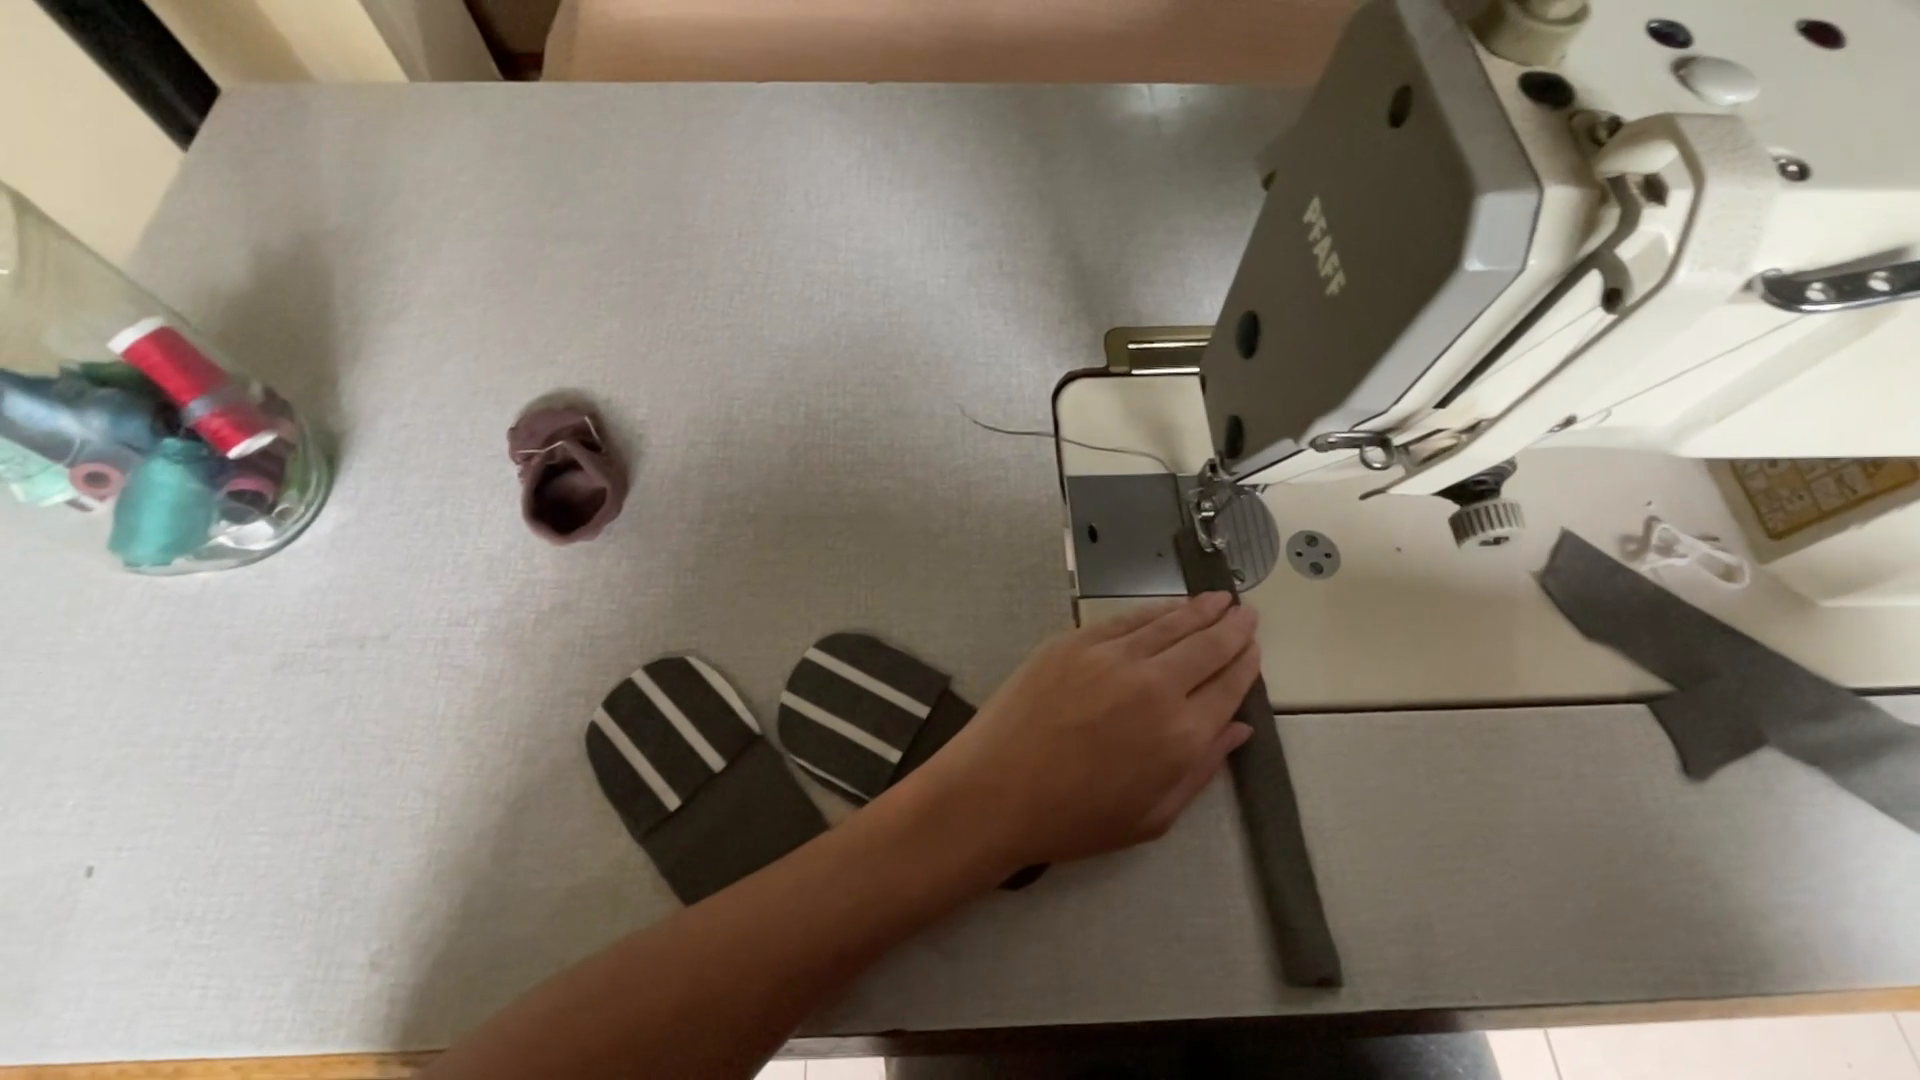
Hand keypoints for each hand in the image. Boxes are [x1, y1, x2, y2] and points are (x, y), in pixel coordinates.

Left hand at [909, 593, 1260, 872]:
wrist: (994, 791)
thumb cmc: (1073, 818)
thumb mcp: (1152, 817)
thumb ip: (1202, 770)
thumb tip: (1238, 729)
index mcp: (1181, 735)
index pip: (1229, 688)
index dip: (1246, 665)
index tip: (1255, 648)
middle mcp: (1155, 686)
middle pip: (1207, 647)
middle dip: (1233, 628)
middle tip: (1246, 613)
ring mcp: (1112, 657)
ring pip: (1170, 624)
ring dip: (1200, 610)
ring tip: (1218, 600)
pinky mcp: (1074, 641)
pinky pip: (1126, 619)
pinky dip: (1155, 611)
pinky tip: (1168, 609)